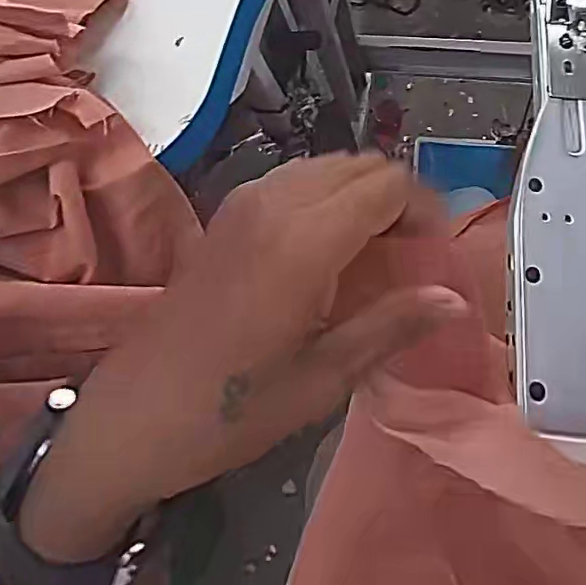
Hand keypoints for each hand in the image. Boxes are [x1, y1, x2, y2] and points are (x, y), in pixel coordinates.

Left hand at [16, 154, 466, 561]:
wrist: (128, 419)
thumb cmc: (231, 410)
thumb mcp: (324, 378)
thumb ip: (394, 325)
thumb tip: (457, 299)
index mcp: (305, 240)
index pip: (389, 186)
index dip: (424, 211)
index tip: (434, 255)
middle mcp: (278, 202)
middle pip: (366, 166)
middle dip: (400, 200)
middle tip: (409, 256)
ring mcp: (250, 199)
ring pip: (335, 164)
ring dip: (367, 194)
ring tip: (375, 250)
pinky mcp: (233, 208)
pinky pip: (303, 176)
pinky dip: (333, 193)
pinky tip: (331, 245)